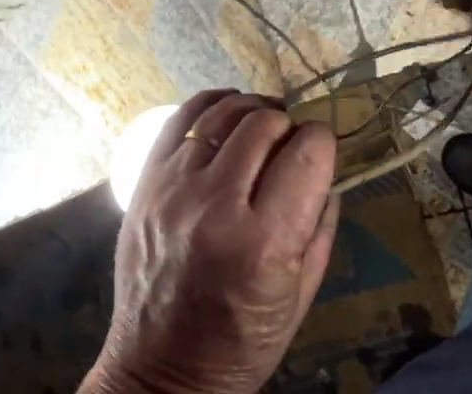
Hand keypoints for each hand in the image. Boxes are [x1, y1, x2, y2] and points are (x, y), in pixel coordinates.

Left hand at [85, 91, 339, 393]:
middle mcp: (215, 206)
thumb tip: (326, 169)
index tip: (322, 152)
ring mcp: (173, 190)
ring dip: (252, 110)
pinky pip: (179, 118)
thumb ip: (320, 225)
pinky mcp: (145, 184)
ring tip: (263, 125)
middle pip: (265, 123)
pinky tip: (227, 113)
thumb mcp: (301, 297)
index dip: (323, 143)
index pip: (307, 152)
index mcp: (263, 242)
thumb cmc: (240, 343)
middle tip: (290, 146)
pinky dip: (210, 104)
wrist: (159, 371)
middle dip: (289, 126)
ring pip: (223, 113)